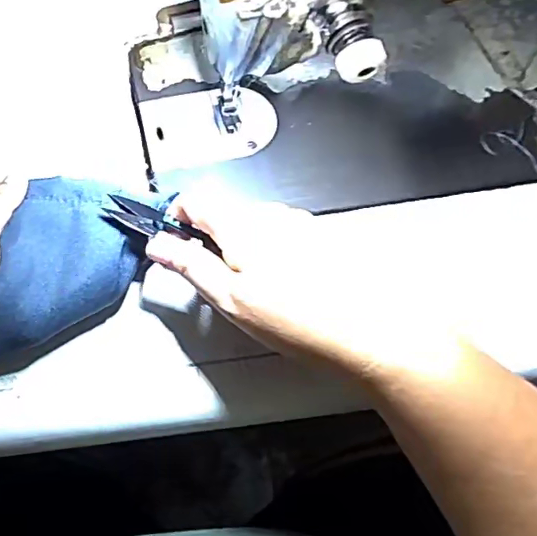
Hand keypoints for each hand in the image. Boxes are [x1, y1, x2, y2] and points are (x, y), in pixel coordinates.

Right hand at [145, 190, 472, 386]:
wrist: (375, 336)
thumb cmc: (305, 322)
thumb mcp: (231, 300)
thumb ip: (190, 265)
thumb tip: (161, 245)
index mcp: (244, 224)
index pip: (195, 200)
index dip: (176, 219)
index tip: (172, 242)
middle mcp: (274, 214)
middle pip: (225, 211)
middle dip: (210, 238)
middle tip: (213, 278)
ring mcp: (302, 224)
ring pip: (255, 224)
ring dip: (243, 247)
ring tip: (254, 289)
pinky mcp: (323, 238)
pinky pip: (283, 236)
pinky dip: (273, 255)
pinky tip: (285, 288)